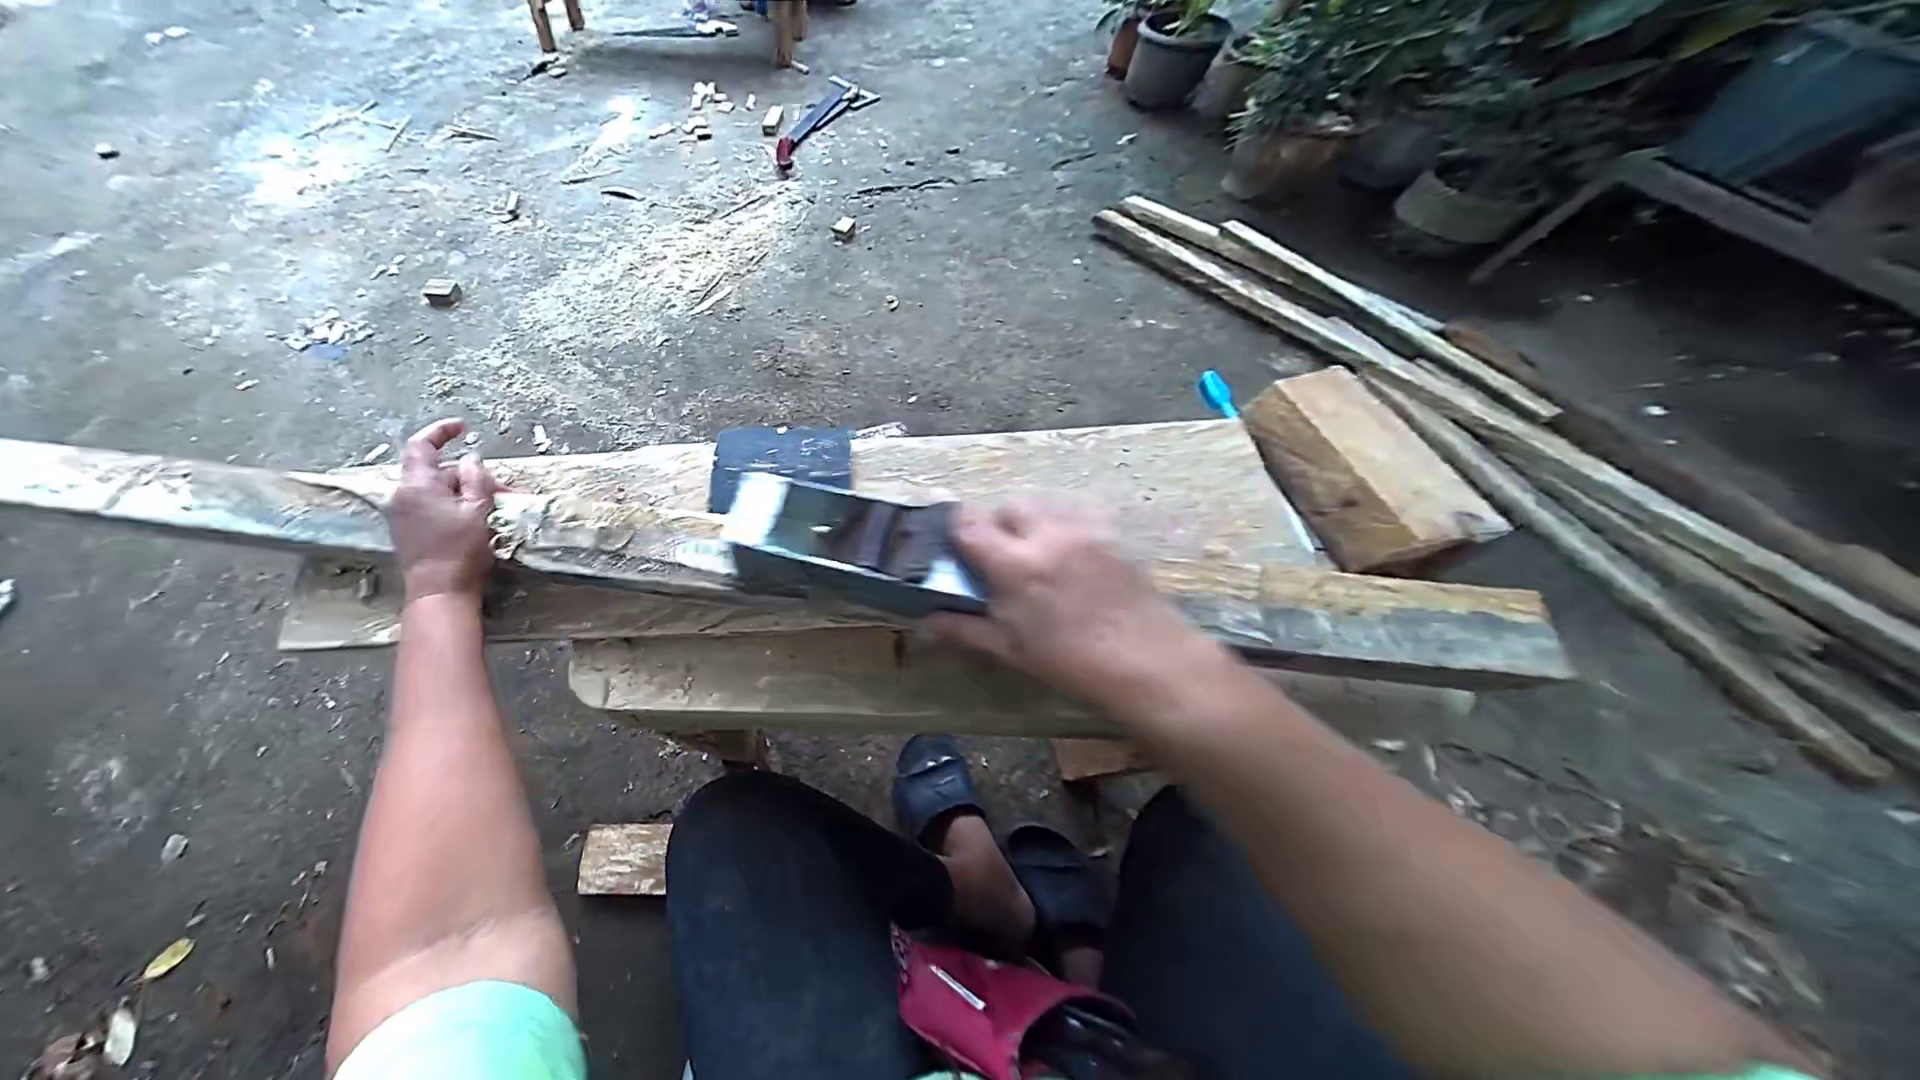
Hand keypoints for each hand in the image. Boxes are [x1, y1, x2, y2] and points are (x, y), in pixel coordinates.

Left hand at [388, 419, 499, 604]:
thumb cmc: (461, 550)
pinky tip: (479, 517)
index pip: (422, 446)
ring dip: (468, 493)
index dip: (441, 432)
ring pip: (439, 491)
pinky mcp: (410, 530)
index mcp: (418, 486)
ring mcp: (404, 514)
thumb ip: (475, 481)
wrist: (440, 591)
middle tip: (506, 491)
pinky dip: (457, 505)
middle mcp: (404, 496)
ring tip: (498, 507)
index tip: (463, 427)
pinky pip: (434, 506)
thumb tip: (472, 460)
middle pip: (439, 472)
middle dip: (472, 476)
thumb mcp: (477, 511)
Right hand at [926, 499, 1226, 711]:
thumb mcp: (1012, 650)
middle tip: (999, 556)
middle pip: (1009, 505)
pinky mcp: (1110, 534)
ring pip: (1045, 503)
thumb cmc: (1072, 662)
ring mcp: (1083, 530)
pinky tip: (1069, 553)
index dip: (956, 526)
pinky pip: (1077, 513)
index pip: (970, 523)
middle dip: (997, 523)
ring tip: (1034, 551)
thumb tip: (926, 624)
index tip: (954, 541)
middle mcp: (1047, 535)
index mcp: (1015, 565)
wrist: (1148, 661)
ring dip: (1031, 519)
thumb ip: (965, 629)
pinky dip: (1062, 523)